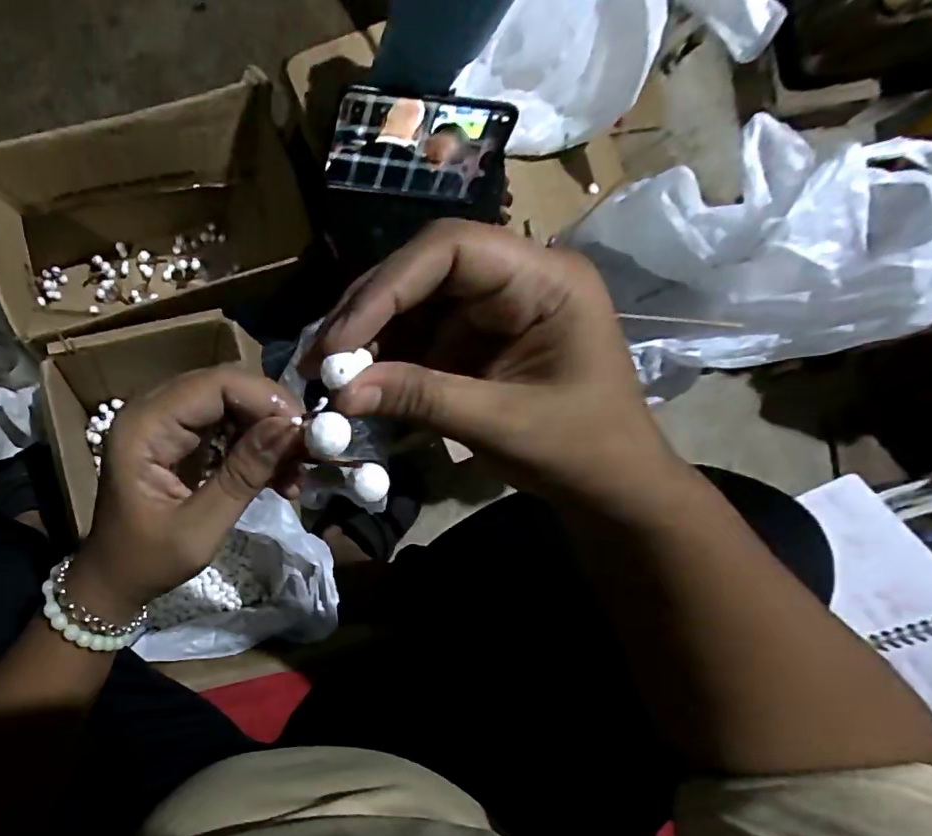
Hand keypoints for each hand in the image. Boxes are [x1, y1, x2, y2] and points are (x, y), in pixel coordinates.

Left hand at [69, 367, 303, 621]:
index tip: (305, 432)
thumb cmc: (148, 560)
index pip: (213, 385)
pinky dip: (254, 447)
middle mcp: (151, 412)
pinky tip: (278, 476)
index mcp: (144, 428)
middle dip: (271, 415)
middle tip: (307, 451)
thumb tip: (292, 430)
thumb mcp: (200, 527)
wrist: (114, 580)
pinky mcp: (177, 441)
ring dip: (266, 433)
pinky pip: (223, 428)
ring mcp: (164, 425)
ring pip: (229, 406)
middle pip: (223, 389)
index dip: (264, 399)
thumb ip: (243, 476)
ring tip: (296, 472)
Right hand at [308, 219, 682, 506]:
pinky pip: (419, 339)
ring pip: (413, 306)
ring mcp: (492, 311)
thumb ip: (422, 398)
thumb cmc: (580, 452)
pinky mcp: (475, 342)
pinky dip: (386, 365)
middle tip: (319, 362)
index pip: (451, 250)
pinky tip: (358, 390)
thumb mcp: (501, 424)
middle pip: (423, 272)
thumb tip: (341, 393)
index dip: (386, 288)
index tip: (339, 341)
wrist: (612, 488)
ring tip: (330, 380)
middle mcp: (515, 280)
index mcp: (544, 280)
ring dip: (369, 342)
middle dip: (367, 315)